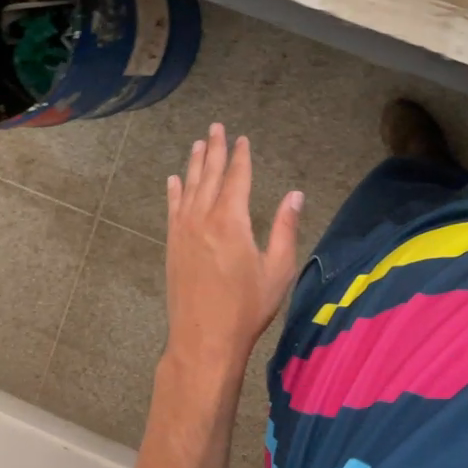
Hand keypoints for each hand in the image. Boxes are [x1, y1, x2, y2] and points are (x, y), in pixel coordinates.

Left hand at [163, 123, 302, 374]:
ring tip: (198, 143)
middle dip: (215, 149)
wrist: (204, 340)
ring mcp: (183, 231)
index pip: (237, 178)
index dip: (240, 157)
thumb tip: (295, 194)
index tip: (242, 138)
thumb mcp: (278, 270)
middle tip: (216, 127)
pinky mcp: (172, 246)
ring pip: (189, 187)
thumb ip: (285, 228)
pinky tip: (174, 180)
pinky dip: (174, 191)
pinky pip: (173, 209)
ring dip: (195, 164)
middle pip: (210, 175)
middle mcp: (203, 218)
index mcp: (231, 221)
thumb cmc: (247, 308)